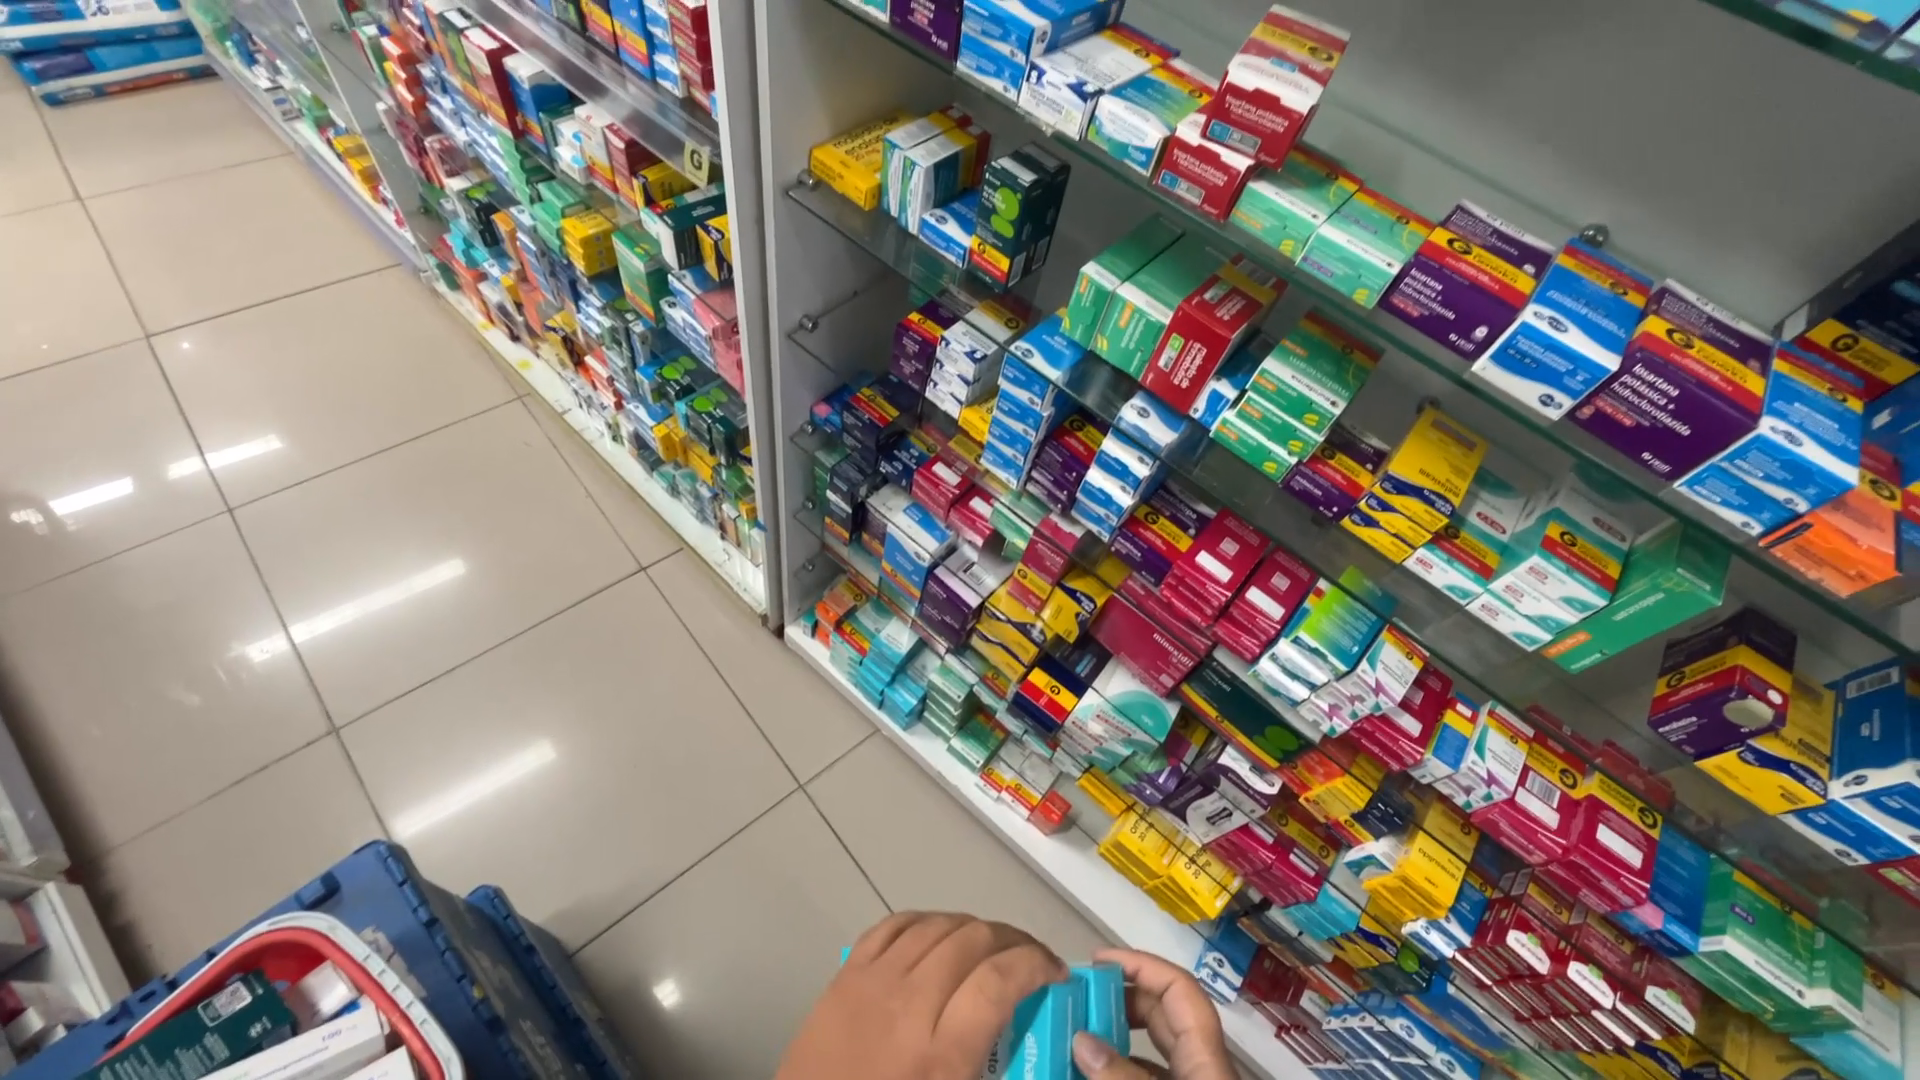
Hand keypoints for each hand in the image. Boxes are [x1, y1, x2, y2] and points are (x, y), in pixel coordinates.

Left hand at [775, 912, 1068, 1079]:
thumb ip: (992, 1067)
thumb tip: (1036, 1047)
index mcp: (940, 1056)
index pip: (999, 981)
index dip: (1036, 964)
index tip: (1055, 973)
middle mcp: (908, 1005)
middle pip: (972, 941)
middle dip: (1013, 941)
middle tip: (1031, 960)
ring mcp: (873, 981)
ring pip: (937, 924)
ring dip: (973, 927)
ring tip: (991, 947)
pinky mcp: (846, 974)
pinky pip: (894, 925)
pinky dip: (926, 921)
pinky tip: (940, 936)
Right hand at [1070, 948, 1236, 1079]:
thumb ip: (1123, 1076)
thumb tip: (1080, 1038)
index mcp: (1208, 1057)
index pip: (1179, 986)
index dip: (1141, 964)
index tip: (1098, 960)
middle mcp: (1203, 1065)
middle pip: (1163, 1013)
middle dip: (1120, 998)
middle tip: (1079, 998)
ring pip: (1154, 1047)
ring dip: (1117, 1034)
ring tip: (1076, 1032)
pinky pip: (1149, 1074)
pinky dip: (1120, 1068)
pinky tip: (1089, 1072)